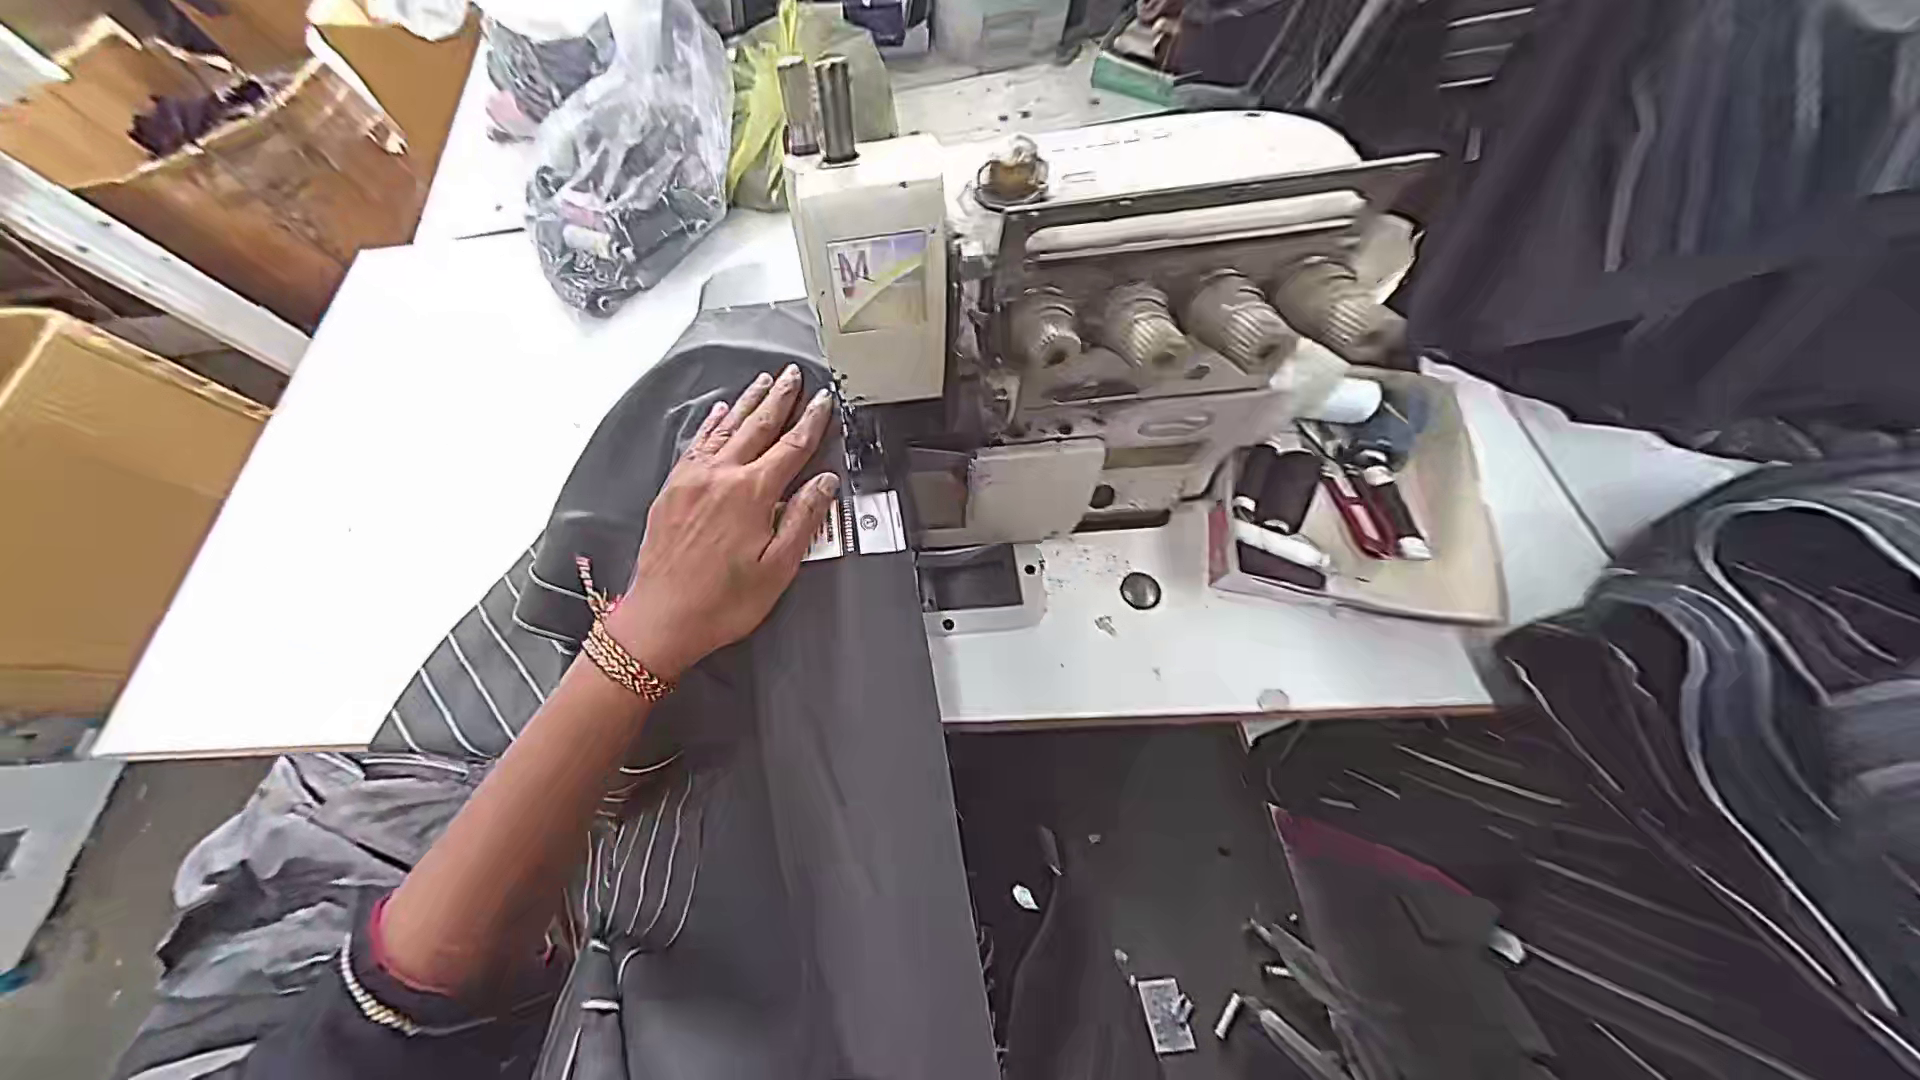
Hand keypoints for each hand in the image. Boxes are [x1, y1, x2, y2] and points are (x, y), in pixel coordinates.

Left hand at [604, 363, 839, 680]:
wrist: (662, 617)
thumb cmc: (721, 601)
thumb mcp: (778, 566)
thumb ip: (804, 518)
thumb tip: (824, 483)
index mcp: (752, 494)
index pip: (792, 447)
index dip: (812, 421)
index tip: (823, 402)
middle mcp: (721, 477)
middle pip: (759, 426)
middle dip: (780, 398)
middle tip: (794, 376)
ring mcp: (693, 480)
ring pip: (728, 428)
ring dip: (749, 402)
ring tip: (764, 382)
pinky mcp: (674, 489)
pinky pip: (697, 443)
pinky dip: (712, 424)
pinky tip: (720, 413)